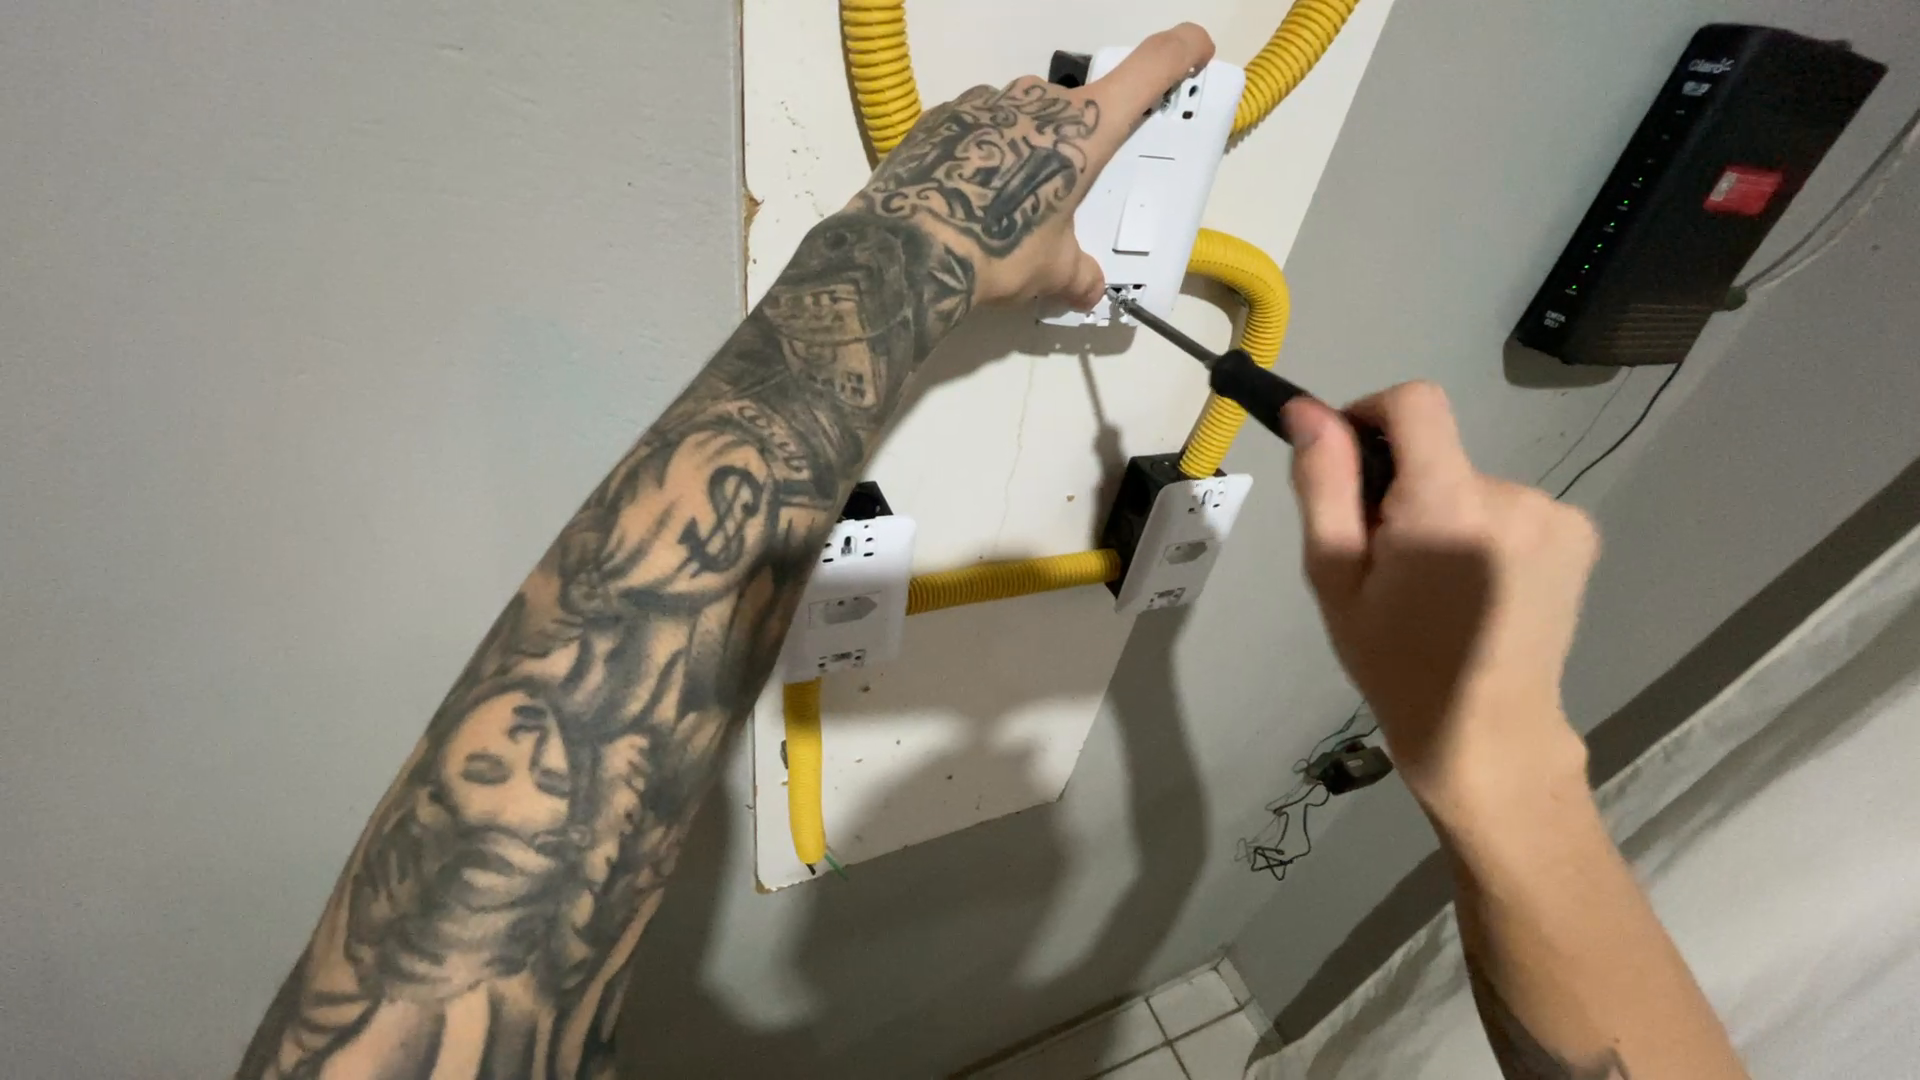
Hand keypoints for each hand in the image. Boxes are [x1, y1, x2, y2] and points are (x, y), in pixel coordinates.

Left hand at [851, 23, 1214, 310]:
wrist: (909, 252)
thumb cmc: (998, 252)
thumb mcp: (1051, 272)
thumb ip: (1078, 275)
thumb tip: (1088, 290)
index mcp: (1084, 129)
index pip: (1149, 68)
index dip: (1180, 52)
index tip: (1194, 49)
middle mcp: (1039, 99)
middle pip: (1075, 108)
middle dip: (1074, 146)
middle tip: (1056, 197)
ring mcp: (986, 101)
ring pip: (1021, 116)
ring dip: (1023, 149)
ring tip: (1001, 205)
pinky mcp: (942, 116)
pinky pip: (977, 128)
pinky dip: (982, 153)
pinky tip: (965, 194)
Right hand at [1283, 383, 1599, 825]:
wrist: (1484, 730)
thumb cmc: (1391, 658)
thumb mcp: (1333, 574)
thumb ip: (1323, 483)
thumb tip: (1307, 409)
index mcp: (1447, 504)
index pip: (1414, 402)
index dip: (1368, 415)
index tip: (1347, 465)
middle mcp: (1515, 495)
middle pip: (1436, 452)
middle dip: (1398, 488)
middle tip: (1382, 559)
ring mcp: (1557, 515)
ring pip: (1467, 481)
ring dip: (1438, 511)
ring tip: (1426, 581)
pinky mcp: (1579, 533)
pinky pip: (1504, 504)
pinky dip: (1476, 526)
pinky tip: (1469, 583)